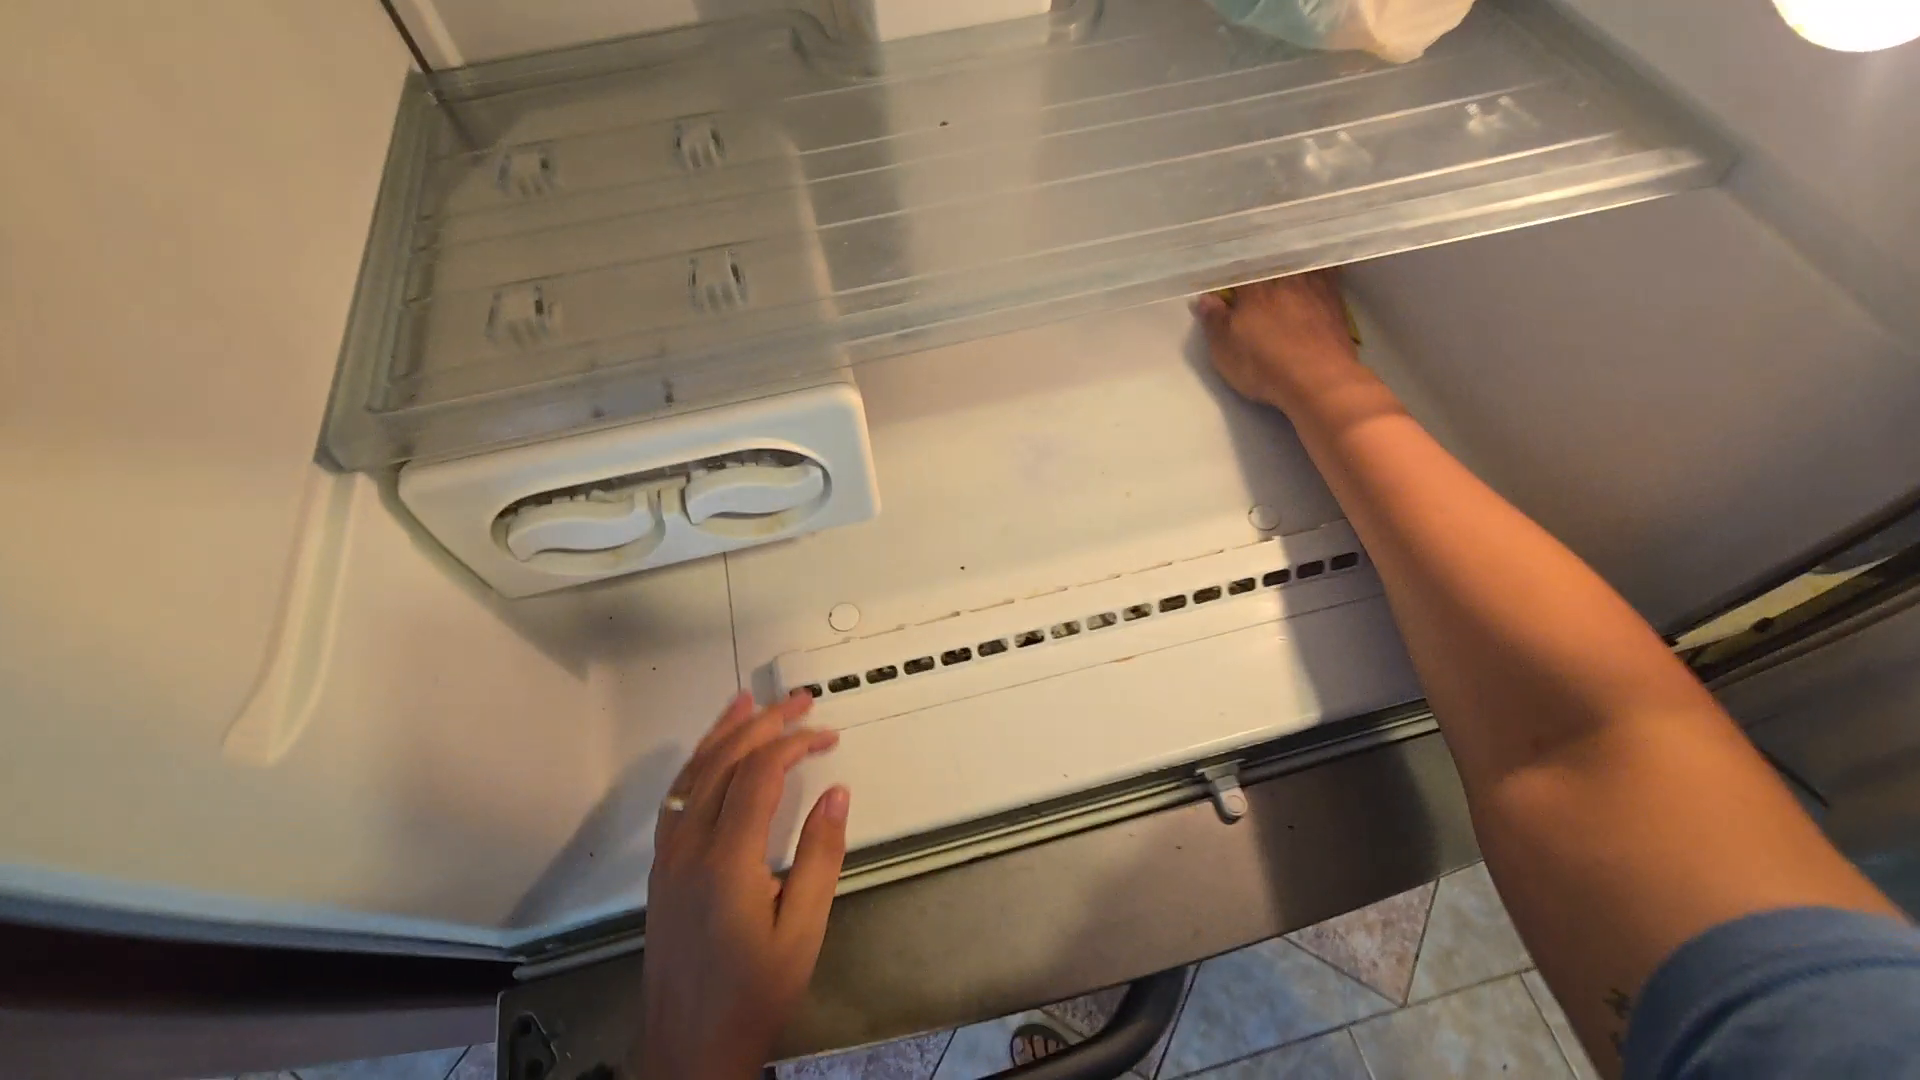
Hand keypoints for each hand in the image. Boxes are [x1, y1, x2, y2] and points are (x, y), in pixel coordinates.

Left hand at [637, 691, 850, 1079]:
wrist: (690, 1047)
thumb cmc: (755, 992)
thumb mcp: (803, 931)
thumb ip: (821, 855)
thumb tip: (837, 791)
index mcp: (727, 861)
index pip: (759, 776)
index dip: (793, 744)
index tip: (827, 734)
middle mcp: (689, 847)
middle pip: (723, 763)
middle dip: (763, 723)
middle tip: (800, 700)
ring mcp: (667, 855)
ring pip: (692, 774)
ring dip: (723, 732)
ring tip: (748, 700)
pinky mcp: (661, 867)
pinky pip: (676, 797)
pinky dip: (697, 762)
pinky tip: (713, 752)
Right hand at [1190, 270, 1367, 412]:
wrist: (1319, 380)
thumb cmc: (1264, 365)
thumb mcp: (1225, 349)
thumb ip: (1213, 320)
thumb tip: (1204, 298)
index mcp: (1253, 287)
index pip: (1238, 269)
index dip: (1229, 272)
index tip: (1223, 278)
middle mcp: (1284, 279)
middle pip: (1271, 262)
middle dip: (1262, 262)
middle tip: (1256, 262)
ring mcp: (1314, 287)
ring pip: (1300, 263)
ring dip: (1292, 261)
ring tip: (1288, 263)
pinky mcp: (1335, 300)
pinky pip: (1326, 274)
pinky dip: (1319, 271)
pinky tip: (1317, 275)